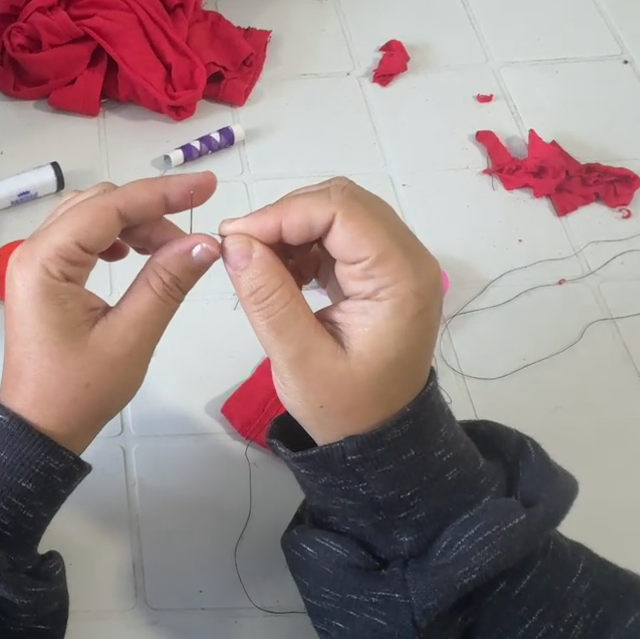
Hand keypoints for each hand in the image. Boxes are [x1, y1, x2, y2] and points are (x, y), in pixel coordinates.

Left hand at [0, 174, 222, 451]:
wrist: (40, 428)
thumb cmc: (78, 391)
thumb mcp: (130, 337)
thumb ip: (166, 283)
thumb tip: (206, 241)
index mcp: (46, 262)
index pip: (109, 207)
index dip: (161, 193)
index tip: (207, 186)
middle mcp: (33, 253)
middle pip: (97, 205)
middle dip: (148, 211)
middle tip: (190, 238)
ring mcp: (34, 265)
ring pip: (88, 218)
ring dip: (131, 224)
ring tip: (167, 250)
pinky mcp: (42, 280)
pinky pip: (78, 240)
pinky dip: (111, 238)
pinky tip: (132, 256)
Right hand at [218, 177, 442, 444]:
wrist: (379, 436)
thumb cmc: (343, 407)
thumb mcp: (298, 361)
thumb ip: (268, 299)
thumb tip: (233, 243)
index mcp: (398, 278)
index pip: (341, 211)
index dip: (282, 215)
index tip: (233, 239)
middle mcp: (406, 258)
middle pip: (341, 202)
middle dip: (283, 217)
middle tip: (237, 249)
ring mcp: (395, 262)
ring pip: (337, 213)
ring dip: (290, 229)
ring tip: (254, 264)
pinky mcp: (379, 271)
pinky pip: (337, 235)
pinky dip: (300, 243)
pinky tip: (277, 272)